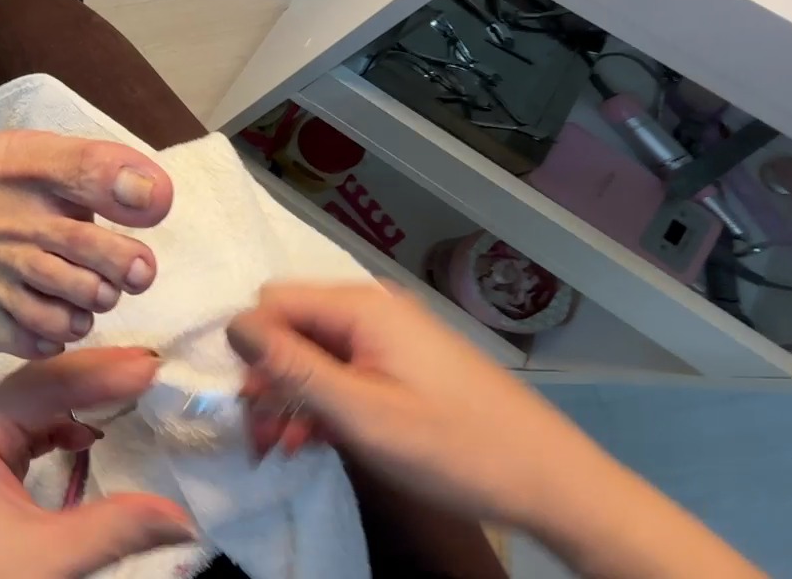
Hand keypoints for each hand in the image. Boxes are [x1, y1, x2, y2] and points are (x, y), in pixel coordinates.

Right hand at [0, 124, 171, 357]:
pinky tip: (30, 309)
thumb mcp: (15, 152)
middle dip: (122, 270)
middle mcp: (22, 228)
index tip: (141, 223)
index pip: (119, 186)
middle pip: (115, 268)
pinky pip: (40, 344)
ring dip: (85, 304)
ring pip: (83, 314)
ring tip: (61, 286)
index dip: (143, 206)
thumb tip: (155, 197)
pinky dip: (48, 333)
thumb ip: (85, 167)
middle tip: (106, 265)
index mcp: (33, 172)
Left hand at [0, 348, 196, 578]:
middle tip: (149, 365)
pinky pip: (30, 431)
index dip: (99, 374)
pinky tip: (92, 432)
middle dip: (94, 375)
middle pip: (39, 386)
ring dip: (82, 396)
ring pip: (36, 405)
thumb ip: (115, 528)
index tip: (149, 366)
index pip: (44, 385)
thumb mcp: (49, 556)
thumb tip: (184, 514)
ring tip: (132, 385)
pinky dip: (65, 426)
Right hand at [223, 281, 612, 529]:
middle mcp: (371, 309)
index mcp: (360, 307)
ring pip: (313, 351)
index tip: (252, 403)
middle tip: (263, 434)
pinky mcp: (403, 362)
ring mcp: (390, 335)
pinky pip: (343, 367)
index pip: (271, 304)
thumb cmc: (456, 448)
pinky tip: (318, 437)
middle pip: (290, 327)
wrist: (560, 488)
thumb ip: (292, 366)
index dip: (253, 350)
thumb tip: (231, 325)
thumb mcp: (362, 413)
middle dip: (269, 378)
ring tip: (286, 445)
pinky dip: (324, 399)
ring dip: (292, 395)